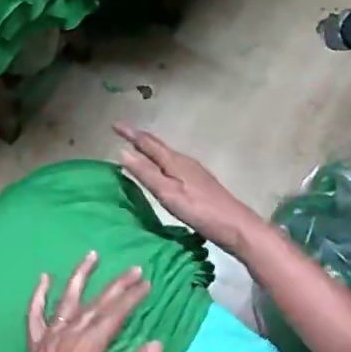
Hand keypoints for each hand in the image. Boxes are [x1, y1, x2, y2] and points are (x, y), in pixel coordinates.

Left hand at [10, 251, 163, 351]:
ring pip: (65, 303)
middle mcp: (62, 341)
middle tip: (135, 269)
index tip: (147, 283)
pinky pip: (34, 318)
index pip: (112, 316)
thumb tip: (155, 343)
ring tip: (92, 255)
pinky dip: (39, 297)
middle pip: (93, 305)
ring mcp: (44, 345)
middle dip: (116, 286)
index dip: (131, 298)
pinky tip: (44, 279)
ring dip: (80, 278)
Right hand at [115, 123, 268, 253]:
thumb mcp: (168, 193)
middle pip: (158, 146)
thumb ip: (147, 174)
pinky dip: (161, 162)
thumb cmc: (200, 211)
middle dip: (139, 138)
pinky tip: (162, 171)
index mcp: (174, 161)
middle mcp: (184, 161)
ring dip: (150, 150)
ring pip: (166, 155)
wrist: (236, 226)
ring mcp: (194, 172)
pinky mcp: (199, 183)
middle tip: (122, 133)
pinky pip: (173, 164)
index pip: (147, 143)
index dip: (130, 133)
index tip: (114, 125)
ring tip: (137, 149)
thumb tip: (123, 152)